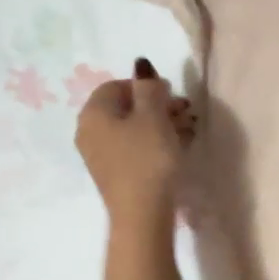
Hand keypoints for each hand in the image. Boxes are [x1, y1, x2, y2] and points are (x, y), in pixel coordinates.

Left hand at [77, 58, 196, 231]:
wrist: (142, 213)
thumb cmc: (148, 158)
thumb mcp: (153, 117)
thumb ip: (149, 88)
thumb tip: (141, 66)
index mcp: (94, 113)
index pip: (117, 85)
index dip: (146, 86)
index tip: (173, 94)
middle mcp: (90, 131)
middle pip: (125, 108)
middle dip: (157, 106)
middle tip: (186, 112)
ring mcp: (101, 155)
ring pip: (133, 129)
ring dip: (161, 125)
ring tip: (189, 130)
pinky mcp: (116, 174)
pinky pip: (135, 148)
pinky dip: (155, 143)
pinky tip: (177, 148)